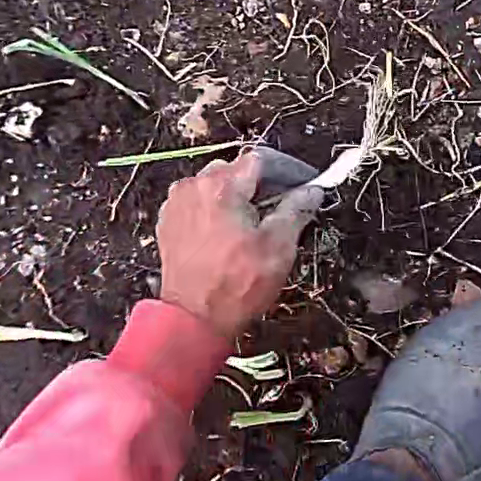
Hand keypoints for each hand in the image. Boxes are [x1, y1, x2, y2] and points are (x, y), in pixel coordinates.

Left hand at [157, 152, 323, 339]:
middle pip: (238, 169)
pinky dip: (218, 210)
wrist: (193, 320)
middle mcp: (194, 187)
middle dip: (263, 184)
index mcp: (222, 186)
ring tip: (257, 223)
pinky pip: (200, 202)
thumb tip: (311, 191)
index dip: (288, 171)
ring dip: (240, 196)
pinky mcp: (169, 223)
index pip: (262, 160)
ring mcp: (177, 205)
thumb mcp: (280, 244)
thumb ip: (298, 209)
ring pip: (217, 185)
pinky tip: (231, 233)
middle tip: (284, 207)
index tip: (303, 187)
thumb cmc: (237, 284)